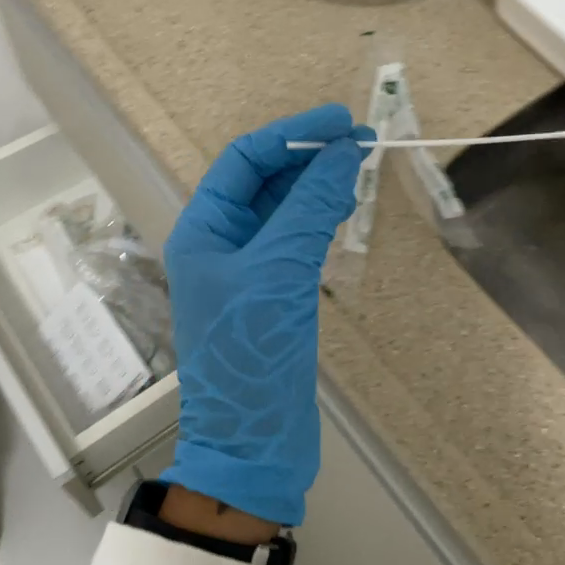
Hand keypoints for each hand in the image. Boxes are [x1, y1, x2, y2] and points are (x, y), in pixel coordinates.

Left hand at [159, 105, 369, 525]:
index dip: (292, 134)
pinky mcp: (272, 297)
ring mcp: (247, 272)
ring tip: (358, 169)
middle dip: (308, 158)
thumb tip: (346, 152)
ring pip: (282, 211)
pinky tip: (344, 211)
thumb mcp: (279, 272)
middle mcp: (220, 245)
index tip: (341, 121)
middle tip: (361, 142)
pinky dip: (320, 221)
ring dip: (317, 187)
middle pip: (264, 181)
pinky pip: (295, 243)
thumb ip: (311, 207)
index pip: (244, 160)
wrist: (253, 443)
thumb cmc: (252, 353)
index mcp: (203, 231)